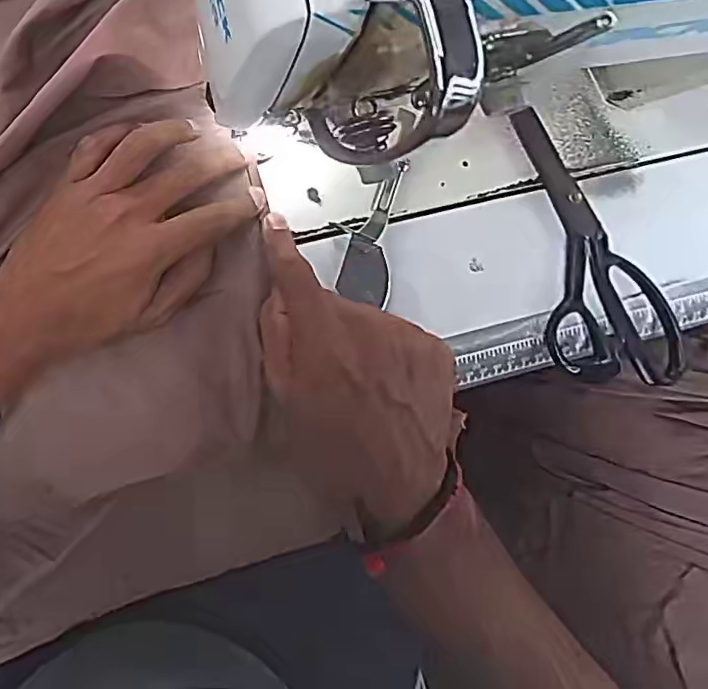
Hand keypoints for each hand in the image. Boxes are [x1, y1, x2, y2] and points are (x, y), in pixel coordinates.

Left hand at [0, 120, 263, 407]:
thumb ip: (186, 280)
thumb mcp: (147, 316)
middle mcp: (127, 212)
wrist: (22, 314)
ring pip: (140, 145)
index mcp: (150, 249)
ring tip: (191, 129)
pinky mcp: (67, 185)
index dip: (240, 206)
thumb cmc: (86, 321)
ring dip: (172, 131)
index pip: (210, 218)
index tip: (254, 198)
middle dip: (221, 160)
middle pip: (185, 173)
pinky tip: (134, 131)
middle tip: (237, 154)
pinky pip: (94, 146)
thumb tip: (210, 246)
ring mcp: (94, 193)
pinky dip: (116, 132)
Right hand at [258, 213, 459, 537]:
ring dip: (360, 339)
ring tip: (362, 382)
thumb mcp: (286, 399)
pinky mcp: (431, 345)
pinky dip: (390, 350)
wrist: (404, 483)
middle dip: (325, 323)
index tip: (275, 223)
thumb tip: (276, 300)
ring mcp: (402, 334)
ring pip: (367, 318)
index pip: (296, 277)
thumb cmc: (336, 449)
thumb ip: (276, 340)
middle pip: (332, 302)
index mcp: (321, 338)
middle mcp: (364, 327)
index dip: (281, 247)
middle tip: (327, 365)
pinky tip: (389, 383)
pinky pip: (397, 333)